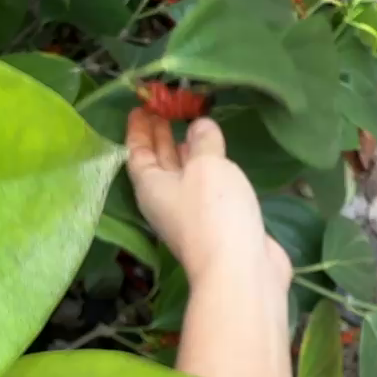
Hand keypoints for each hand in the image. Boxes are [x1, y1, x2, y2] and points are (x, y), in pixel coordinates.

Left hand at [125, 109, 289, 291]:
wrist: (239, 270)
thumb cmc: (213, 212)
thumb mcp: (206, 166)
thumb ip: (203, 142)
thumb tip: (200, 127)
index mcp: (151, 186)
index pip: (137, 153)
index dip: (138, 129)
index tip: (140, 106)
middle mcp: (166, 201)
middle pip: (157, 164)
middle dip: (159, 137)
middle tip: (164, 109)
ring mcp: (191, 216)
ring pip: (183, 177)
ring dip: (185, 154)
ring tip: (191, 128)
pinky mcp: (217, 224)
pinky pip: (206, 189)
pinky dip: (208, 171)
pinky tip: (220, 160)